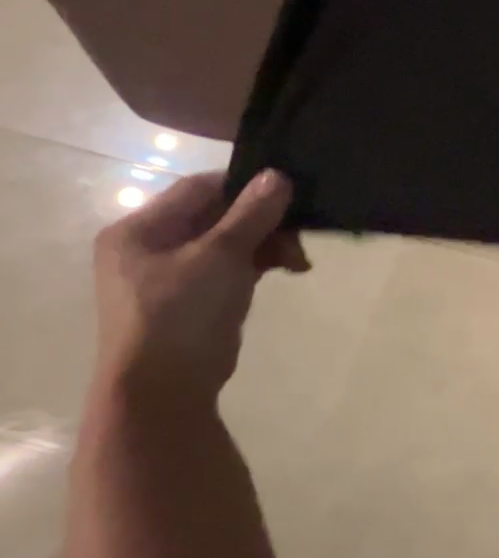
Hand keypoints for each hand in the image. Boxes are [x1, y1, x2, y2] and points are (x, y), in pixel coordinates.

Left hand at [93, 170, 307, 404]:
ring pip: (234, 237)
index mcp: (140, 229)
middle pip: (220, 213)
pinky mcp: (198, 291)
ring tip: (296, 261)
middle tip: (299, 237)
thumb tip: (279, 175)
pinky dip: (262, 260)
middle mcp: (152, 244)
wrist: (166, 383)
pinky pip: (235, 261)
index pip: (200, 187)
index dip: (246, 186)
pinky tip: (289, 269)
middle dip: (266, 221)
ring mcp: (175, 270)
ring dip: (270, 242)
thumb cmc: (181, 311)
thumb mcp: (220, 256)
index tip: (291, 196)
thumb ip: (251, 214)